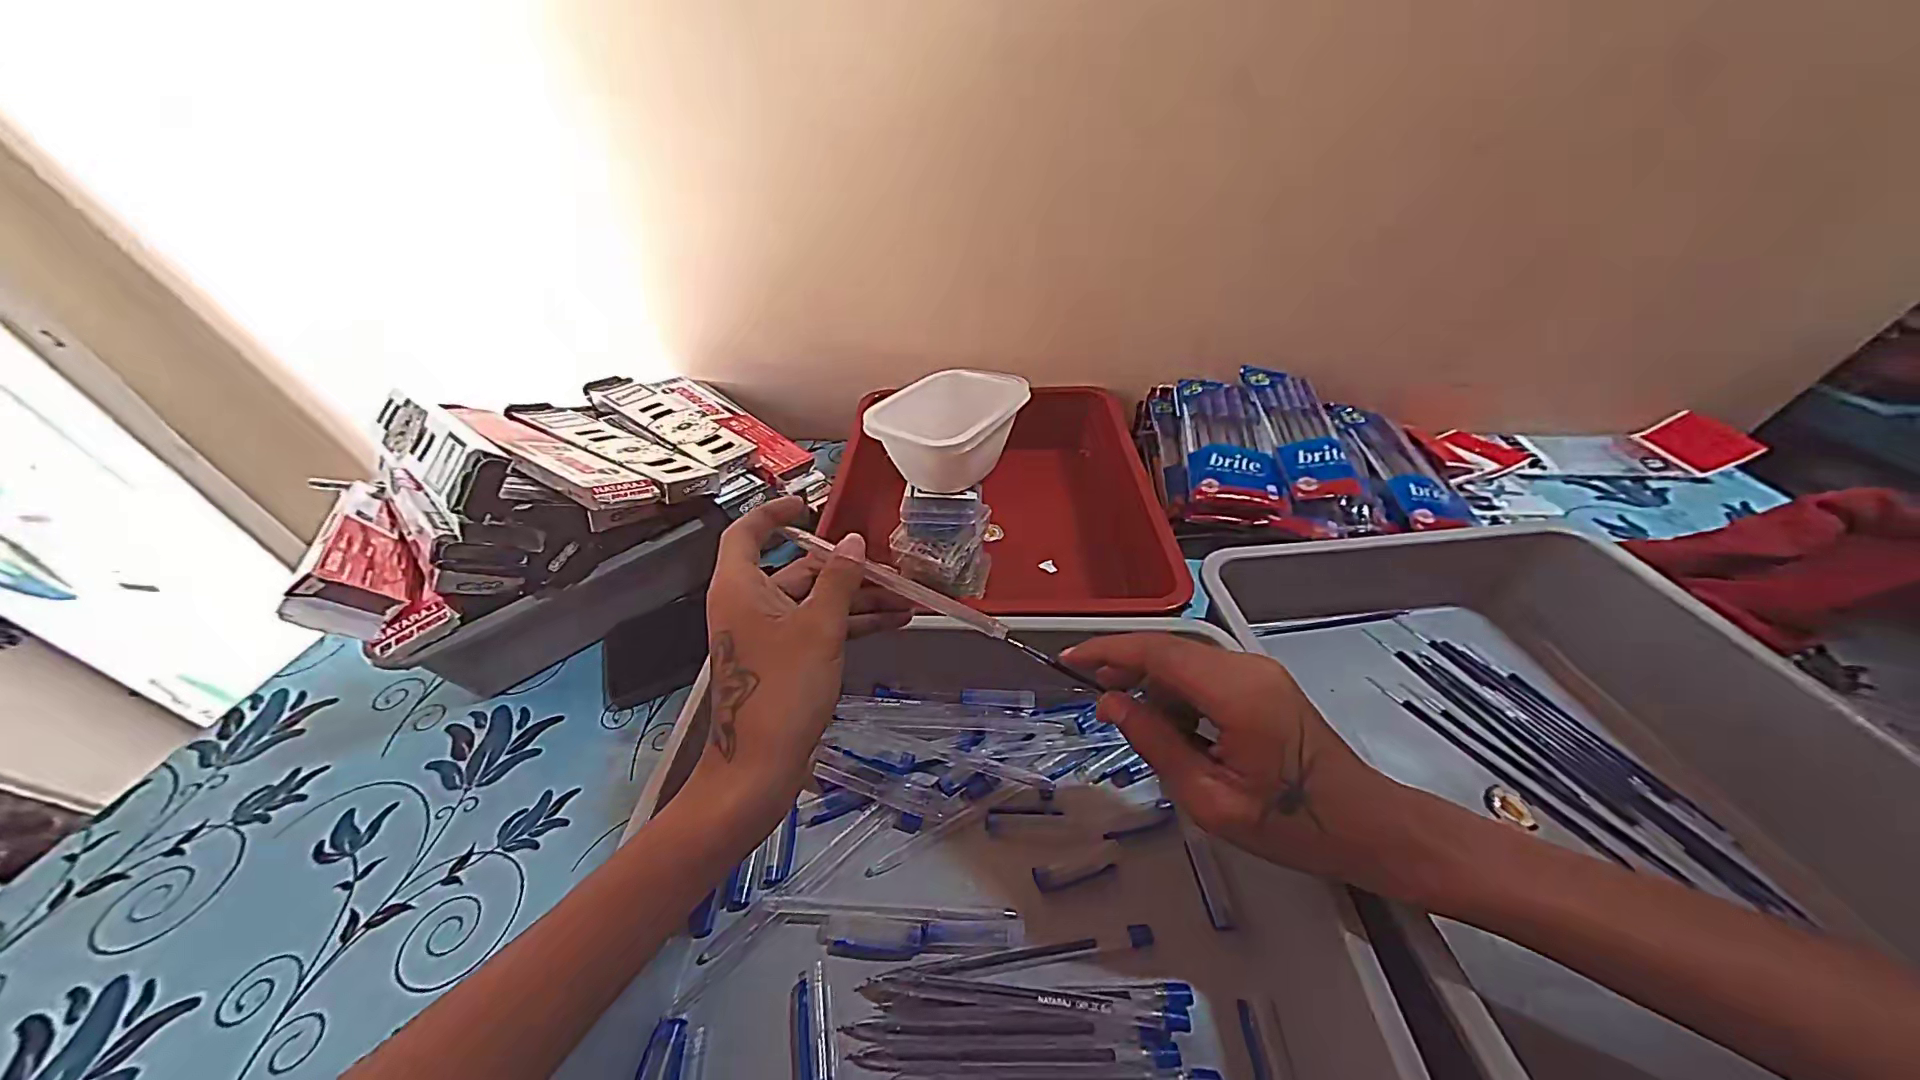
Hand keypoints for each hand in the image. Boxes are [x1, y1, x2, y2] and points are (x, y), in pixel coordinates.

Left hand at [690, 497, 910, 814]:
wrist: (760, 767)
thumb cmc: (780, 693)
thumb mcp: (819, 628)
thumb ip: (838, 581)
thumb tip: (851, 544)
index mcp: (740, 588)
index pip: (748, 532)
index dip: (775, 512)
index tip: (808, 505)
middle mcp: (748, 606)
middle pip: (798, 570)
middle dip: (847, 570)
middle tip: (890, 570)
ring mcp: (767, 634)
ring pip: (815, 602)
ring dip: (857, 599)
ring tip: (904, 600)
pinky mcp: (784, 659)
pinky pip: (819, 628)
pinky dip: (850, 624)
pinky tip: (890, 622)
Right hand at [1060, 632, 1421, 891]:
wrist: (1370, 827)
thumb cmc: (1292, 825)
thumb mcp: (1209, 798)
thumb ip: (1155, 743)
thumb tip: (1110, 704)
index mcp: (1236, 692)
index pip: (1158, 652)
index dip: (1107, 651)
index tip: (1069, 661)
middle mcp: (1246, 667)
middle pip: (1168, 650)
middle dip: (1125, 668)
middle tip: (1099, 702)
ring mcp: (1257, 671)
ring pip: (1183, 662)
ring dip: (1153, 687)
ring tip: (1142, 730)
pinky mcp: (1262, 683)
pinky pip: (1204, 675)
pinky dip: (1177, 695)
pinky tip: (1176, 731)